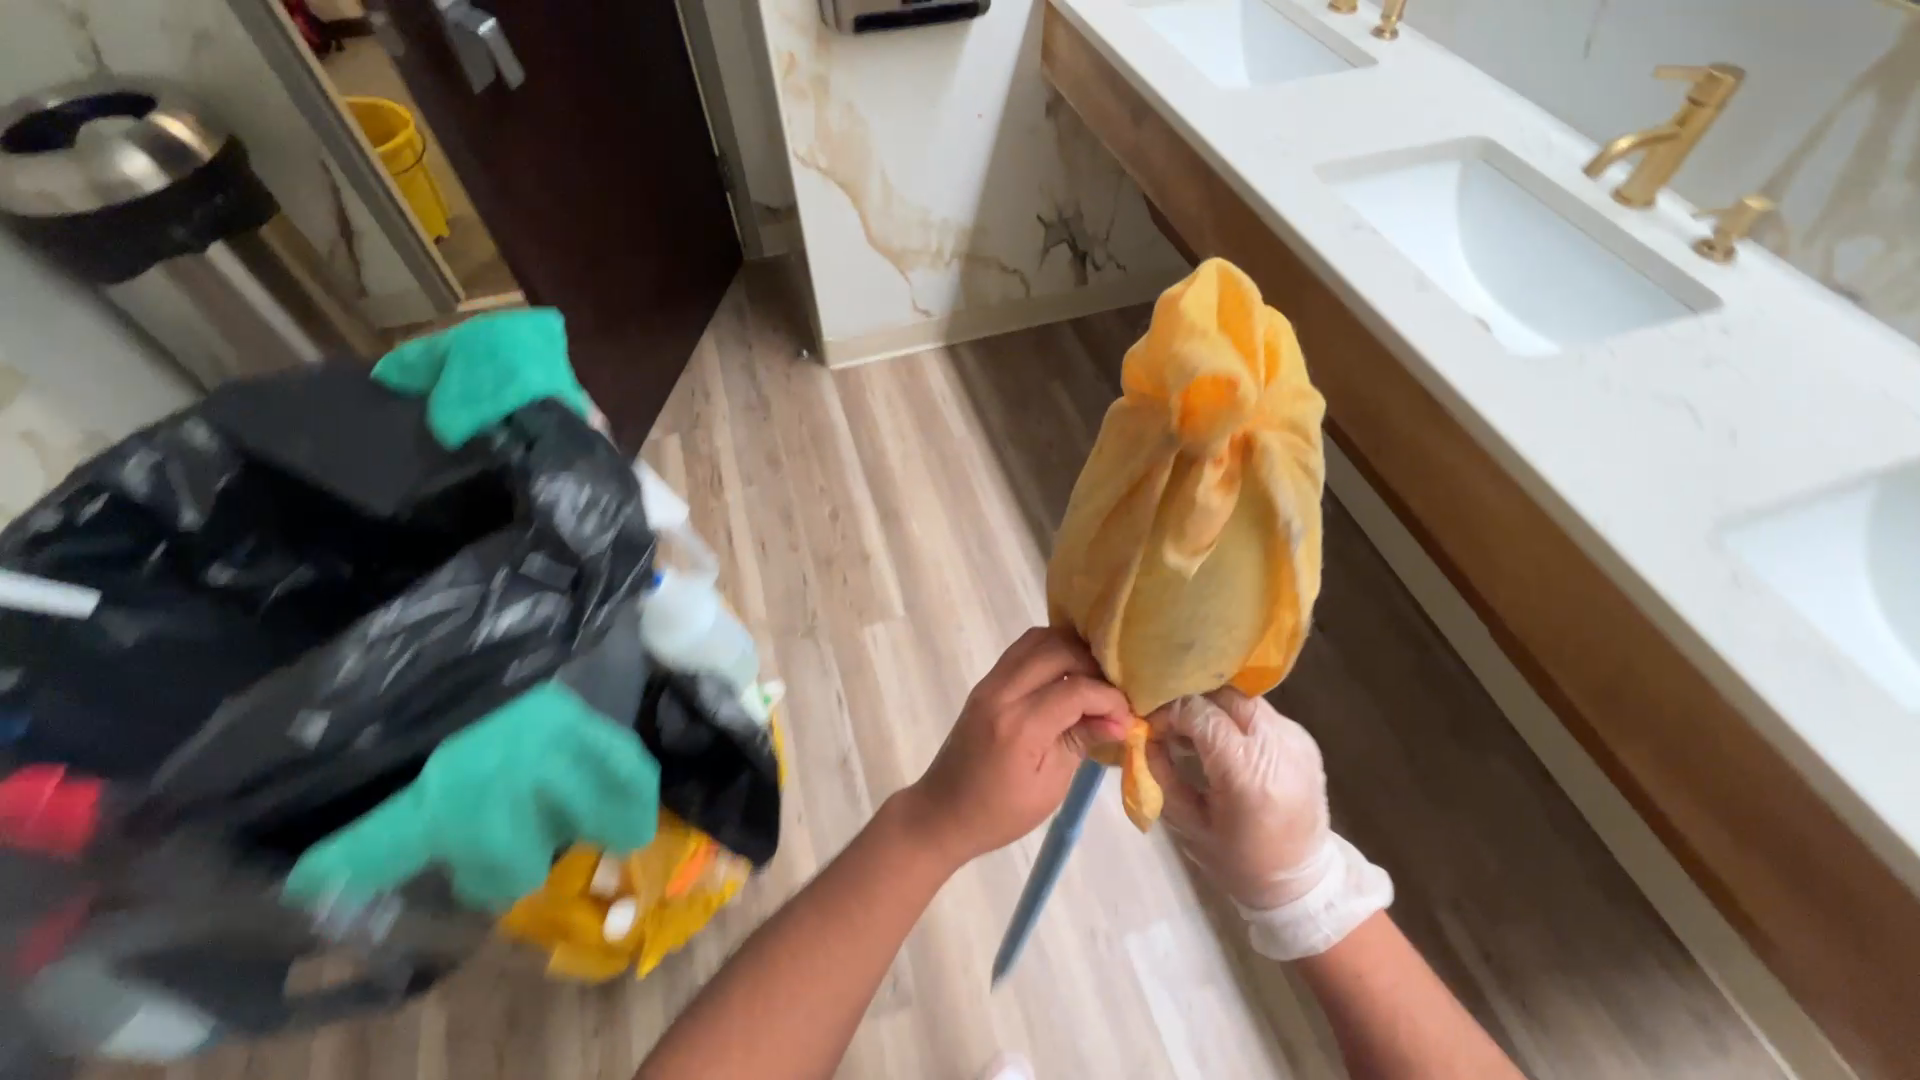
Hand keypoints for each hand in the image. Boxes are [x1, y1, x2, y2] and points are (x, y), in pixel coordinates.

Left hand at [899, 628, 1131, 866]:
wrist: (942, 812)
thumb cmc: (1000, 812)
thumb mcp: (1050, 786)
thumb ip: (1081, 740)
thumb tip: (1121, 719)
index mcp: (1019, 726)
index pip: (1076, 689)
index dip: (1108, 698)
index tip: (1126, 716)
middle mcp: (1001, 694)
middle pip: (1057, 650)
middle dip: (1093, 664)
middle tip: (1112, 691)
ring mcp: (989, 684)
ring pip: (1037, 640)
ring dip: (1070, 649)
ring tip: (1093, 677)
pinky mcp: (985, 683)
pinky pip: (1021, 651)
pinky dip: (1049, 652)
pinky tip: (1068, 674)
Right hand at [1145, 688, 1330, 908]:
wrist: (1302, 881)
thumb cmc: (1239, 861)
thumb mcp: (1187, 823)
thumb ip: (1161, 773)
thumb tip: (1143, 735)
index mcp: (1247, 772)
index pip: (1200, 713)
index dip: (1169, 712)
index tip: (1153, 727)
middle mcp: (1277, 745)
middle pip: (1224, 696)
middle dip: (1193, 703)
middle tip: (1173, 726)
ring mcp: (1296, 739)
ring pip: (1243, 699)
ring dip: (1215, 709)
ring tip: (1197, 736)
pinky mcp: (1305, 740)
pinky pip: (1262, 713)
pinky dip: (1237, 719)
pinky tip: (1226, 744)